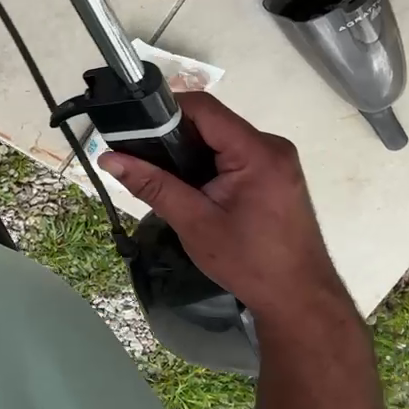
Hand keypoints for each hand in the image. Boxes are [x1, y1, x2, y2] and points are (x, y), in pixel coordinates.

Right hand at [98, 93, 349, 320]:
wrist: (299, 299)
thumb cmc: (249, 261)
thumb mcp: (193, 221)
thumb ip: (151, 185)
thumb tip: (108, 158)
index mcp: (257, 153)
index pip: (204, 108)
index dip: (163, 110)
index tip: (131, 128)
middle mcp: (271, 147)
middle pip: (210, 121)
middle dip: (170, 135)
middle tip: (137, 156)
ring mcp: (274, 160)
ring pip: (217, 138)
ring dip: (185, 151)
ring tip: (156, 173)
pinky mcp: (272, 174)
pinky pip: (229, 154)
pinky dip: (202, 163)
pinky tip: (185, 185)